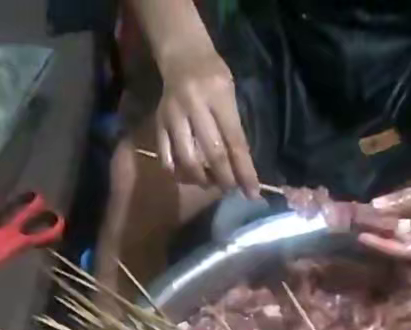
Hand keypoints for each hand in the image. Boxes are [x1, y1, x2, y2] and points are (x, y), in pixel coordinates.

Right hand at [153, 45, 259, 197]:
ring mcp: (174, 117)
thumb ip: (234, 130)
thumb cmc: (212, 76)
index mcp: (219, 95)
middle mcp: (195, 105)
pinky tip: (188, 176)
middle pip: (213, 155)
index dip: (244, 171)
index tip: (252, 193)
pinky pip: (167, 159)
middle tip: (230, 189)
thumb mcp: (230, 94)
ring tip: (210, 182)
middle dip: (224, 179)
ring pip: (188, 161)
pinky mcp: (159, 125)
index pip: (235, 142)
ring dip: (201, 179)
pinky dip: (178, 174)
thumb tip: (241, 169)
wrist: (182, 56)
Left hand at [360, 146, 410, 257]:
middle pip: (404, 246)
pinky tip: (382, 216)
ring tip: (367, 224)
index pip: (405, 250)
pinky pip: (409, 225)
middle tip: (361, 230)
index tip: (364, 237)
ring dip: (388, 230)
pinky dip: (396, 221)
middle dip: (384, 238)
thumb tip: (373, 206)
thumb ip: (401, 202)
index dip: (383, 245)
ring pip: (405, 236)